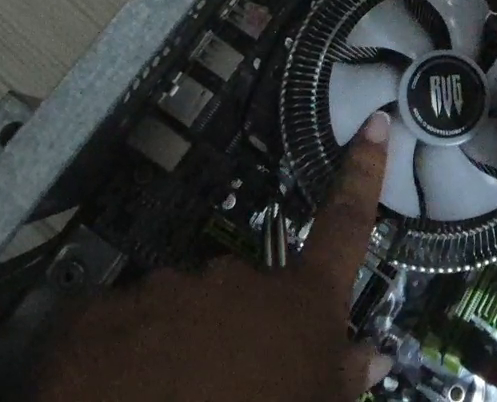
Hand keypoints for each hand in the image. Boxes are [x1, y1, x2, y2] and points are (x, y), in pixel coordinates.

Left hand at [37, 112, 394, 401]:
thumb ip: (344, 375)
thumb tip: (378, 352)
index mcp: (299, 301)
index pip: (345, 224)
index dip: (363, 172)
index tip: (374, 122)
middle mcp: (240, 278)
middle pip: (250, 292)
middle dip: (242, 329)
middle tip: (229, 386)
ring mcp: (177, 286)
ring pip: (188, 311)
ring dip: (185, 347)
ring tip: (175, 397)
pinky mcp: (117, 307)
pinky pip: (132, 326)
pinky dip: (132, 356)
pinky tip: (125, 392)